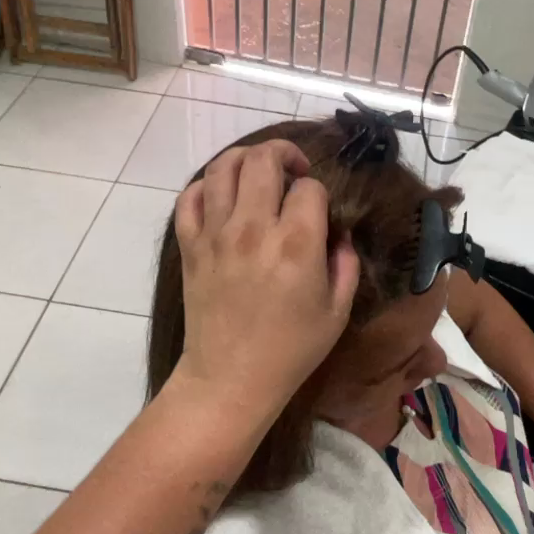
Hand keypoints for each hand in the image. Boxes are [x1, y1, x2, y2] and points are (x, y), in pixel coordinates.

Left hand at [168, 140, 358, 412]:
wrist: (230, 379)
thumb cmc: (292, 349)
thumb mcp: (338, 311)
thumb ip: (345, 263)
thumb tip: (337, 232)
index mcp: (296, 244)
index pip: (309, 186)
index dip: (319, 191)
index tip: (320, 212)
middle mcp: (254, 229)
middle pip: (263, 160)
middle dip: (284, 155)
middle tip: (293, 172)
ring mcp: (216, 235)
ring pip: (222, 168)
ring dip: (245, 159)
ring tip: (258, 172)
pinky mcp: (190, 246)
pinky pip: (188, 198)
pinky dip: (204, 187)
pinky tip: (221, 197)